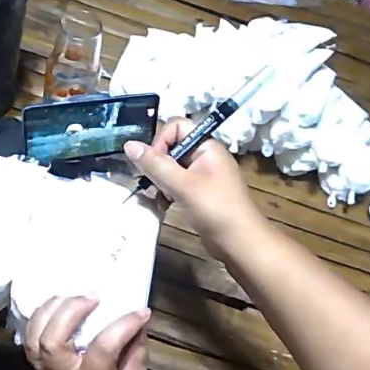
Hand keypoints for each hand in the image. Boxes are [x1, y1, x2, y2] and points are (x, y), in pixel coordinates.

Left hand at [23, 297, 148, 369]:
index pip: (102, 349)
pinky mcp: (34, 365)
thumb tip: (138, 328)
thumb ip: (135, 362)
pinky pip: (31, 334)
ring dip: (53, 308)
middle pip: (54, 337)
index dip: (123, 326)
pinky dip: (42, 314)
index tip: (140, 312)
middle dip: (72, 310)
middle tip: (96, 297)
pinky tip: (60, 302)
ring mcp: (42, 369)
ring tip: (76, 294)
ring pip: (35, 333)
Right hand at [124, 118, 260, 245]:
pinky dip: (166, 191)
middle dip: (157, 163)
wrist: (240, 243)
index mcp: (206, 146)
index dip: (161, 140)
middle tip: (150, 182)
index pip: (177, 126)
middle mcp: (204, 156)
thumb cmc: (215, 209)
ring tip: (156, 195)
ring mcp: (202, 176)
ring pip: (172, 167)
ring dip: (159, 179)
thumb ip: (155, 164)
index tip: (152, 163)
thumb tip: (128, 144)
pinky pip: (176, 184)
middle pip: (172, 147)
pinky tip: (161, 204)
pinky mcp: (199, 193)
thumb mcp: (182, 185)